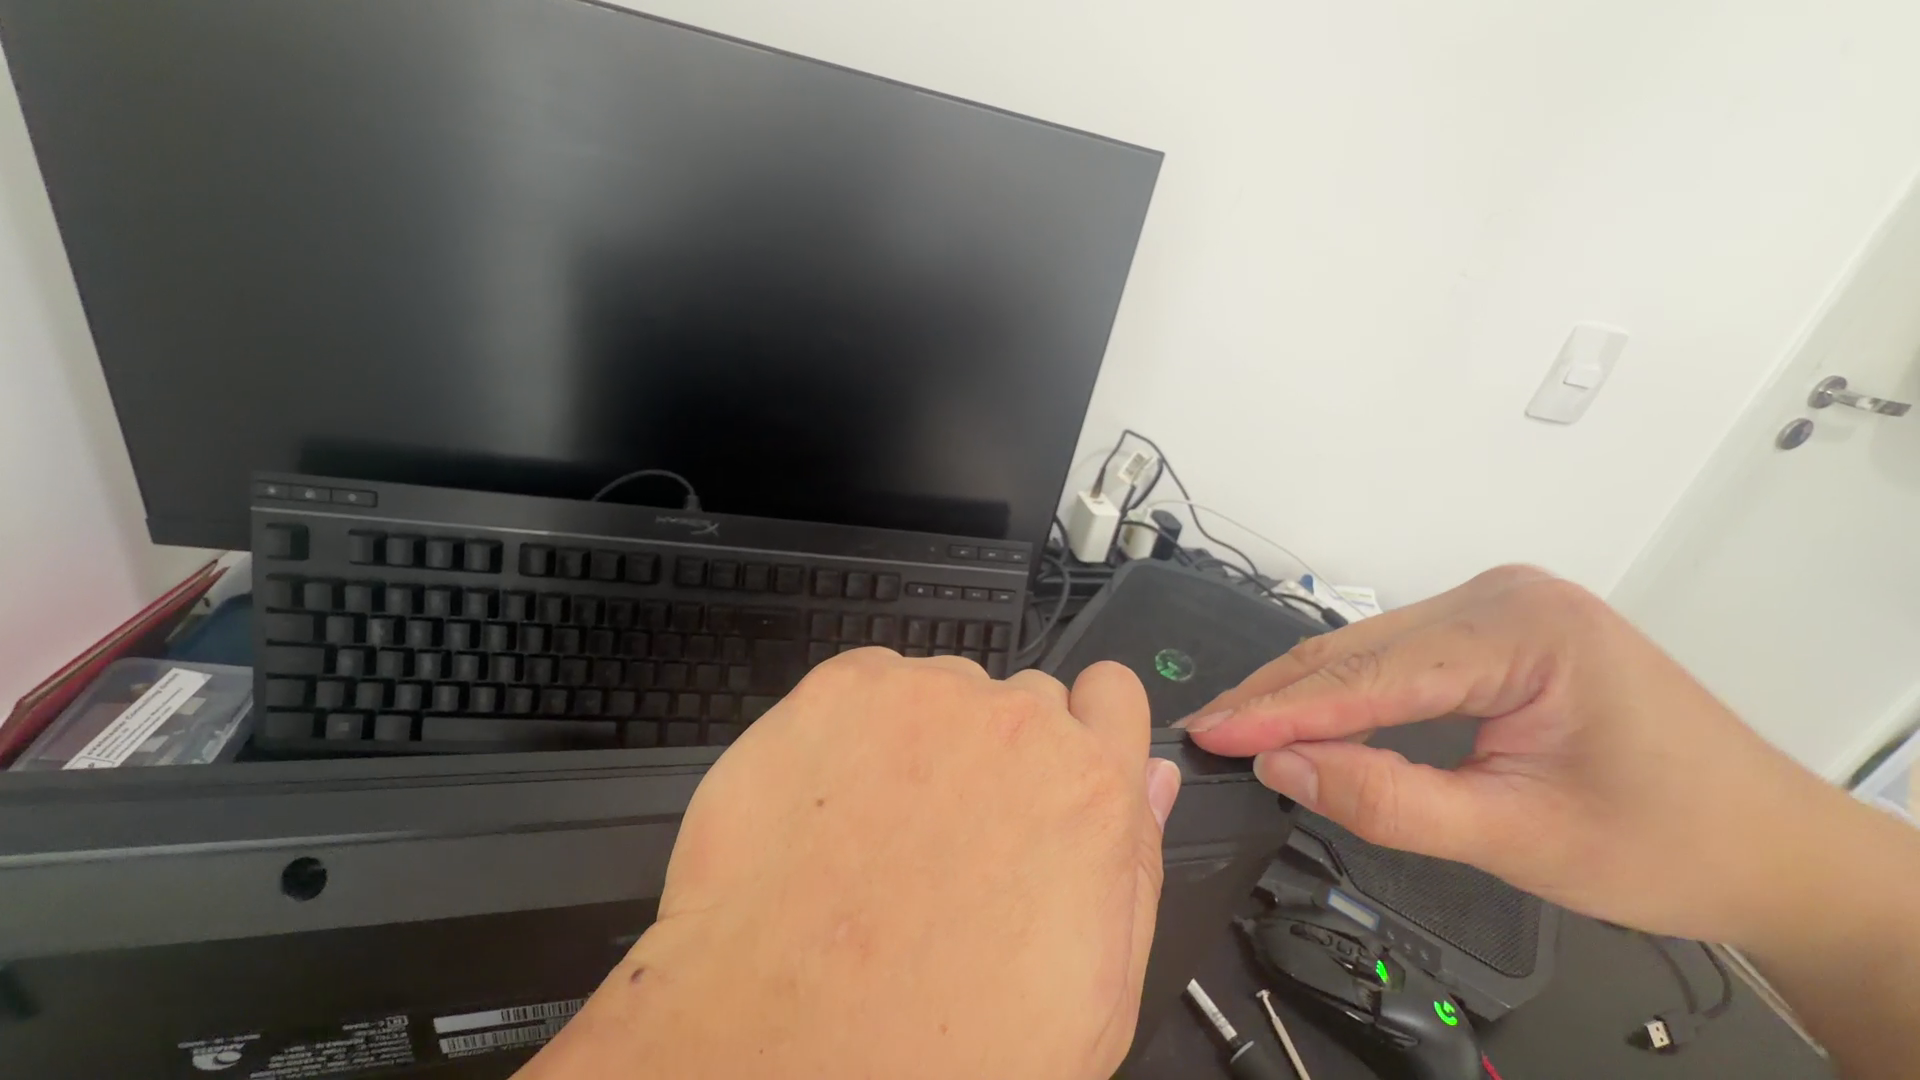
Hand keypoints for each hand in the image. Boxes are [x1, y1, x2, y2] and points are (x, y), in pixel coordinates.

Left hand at [519, 653, 1182, 1079]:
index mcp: (1089, 787)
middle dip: (1003, 750)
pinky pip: (873, 684)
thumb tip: (1152, 780)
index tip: (1060, 757)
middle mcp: (1014, 723)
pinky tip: (838, 803)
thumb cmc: (946, 1044)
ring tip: (883, 828)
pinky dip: (860, 727)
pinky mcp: (839, 691)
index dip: (1090, 725)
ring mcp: (922, 697)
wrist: (786, 1049)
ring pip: (945, 691)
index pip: (1113, 693)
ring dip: (927, 739)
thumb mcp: (1092, 991)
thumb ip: (1135, 863)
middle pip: (1025, 700)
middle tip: (954, 829)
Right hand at [1180, 566, 1842, 944]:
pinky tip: (1303, 720)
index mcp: (1525, 629)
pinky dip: (1343, 697)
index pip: (1368, 674)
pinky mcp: (1488, 632)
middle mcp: (1502, 597)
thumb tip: (1281, 765)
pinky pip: (1392, 660)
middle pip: (1356, 651)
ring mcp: (1495, 608)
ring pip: (1365, 652)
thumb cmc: (1672, 845)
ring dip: (1301, 696)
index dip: (1279, 711)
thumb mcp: (1518, 838)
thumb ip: (1388, 800)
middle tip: (1208, 733)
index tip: (1210, 734)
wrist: (1773, 849)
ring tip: (1238, 729)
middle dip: (1276, 698)